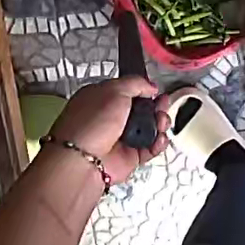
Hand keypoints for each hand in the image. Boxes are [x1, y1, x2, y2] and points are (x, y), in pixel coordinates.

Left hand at [45, 77, 167, 183]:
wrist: (83, 161)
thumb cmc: (87, 126)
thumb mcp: (114, 90)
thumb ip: (135, 83)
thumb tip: (149, 86)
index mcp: (100, 98)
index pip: (126, 90)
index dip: (142, 89)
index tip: (153, 90)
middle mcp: (109, 119)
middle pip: (141, 109)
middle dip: (156, 106)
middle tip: (161, 104)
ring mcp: (119, 138)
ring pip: (148, 129)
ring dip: (159, 124)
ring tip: (161, 121)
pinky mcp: (128, 157)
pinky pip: (150, 148)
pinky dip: (158, 143)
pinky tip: (159, 138)